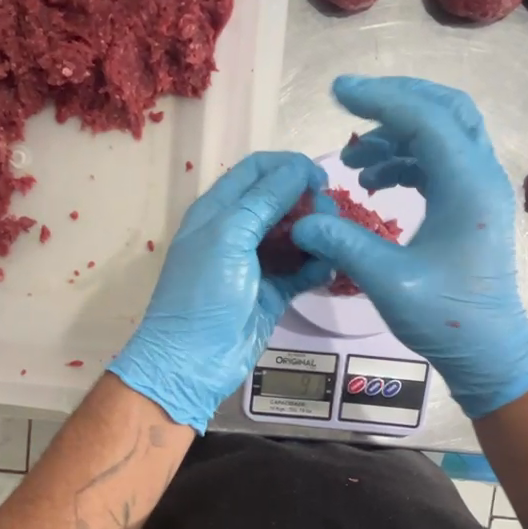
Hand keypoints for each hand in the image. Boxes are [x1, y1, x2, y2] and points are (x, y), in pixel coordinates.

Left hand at [109, 152, 332, 432]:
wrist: (193, 361)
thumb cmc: (203, 293)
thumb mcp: (229, 236)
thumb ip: (265, 199)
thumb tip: (300, 168)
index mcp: (218, 211)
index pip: (256, 171)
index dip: (289, 167)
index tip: (320, 178)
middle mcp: (237, 232)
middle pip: (280, 200)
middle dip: (307, 200)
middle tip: (330, 213)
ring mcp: (256, 265)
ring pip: (294, 235)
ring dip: (317, 232)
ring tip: (335, 238)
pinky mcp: (273, 294)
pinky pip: (302, 270)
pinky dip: (318, 266)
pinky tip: (332, 265)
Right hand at [289, 75, 527, 417]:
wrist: (489, 351)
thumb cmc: (445, 319)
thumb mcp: (388, 282)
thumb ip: (344, 245)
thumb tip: (301, 223)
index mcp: (467, 185)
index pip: (424, 118)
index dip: (379, 100)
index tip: (337, 94)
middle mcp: (481, 176)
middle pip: (444, 110)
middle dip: (395, 102)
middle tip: (351, 106)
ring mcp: (481, 191)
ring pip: (444, 135)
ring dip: (398, 135)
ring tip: (355, 162)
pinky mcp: (474, 208)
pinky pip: (442, 163)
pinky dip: (408, 160)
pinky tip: (377, 182)